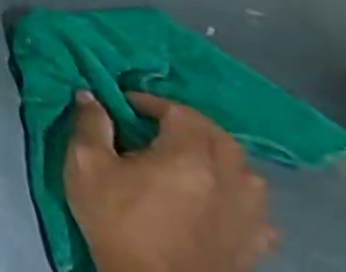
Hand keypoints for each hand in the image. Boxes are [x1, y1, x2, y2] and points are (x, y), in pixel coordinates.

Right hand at [64, 91, 277, 271]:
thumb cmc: (118, 223)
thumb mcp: (87, 165)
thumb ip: (90, 125)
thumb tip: (90, 96)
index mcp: (189, 156)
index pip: (179, 111)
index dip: (152, 102)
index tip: (125, 106)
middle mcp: (228, 180)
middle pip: (218, 137)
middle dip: (189, 123)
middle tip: (158, 126)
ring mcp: (247, 217)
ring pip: (246, 172)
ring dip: (220, 158)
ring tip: (192, 162)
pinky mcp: (252, 248)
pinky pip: (257, 213)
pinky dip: (241, 199)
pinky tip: (222, 204)